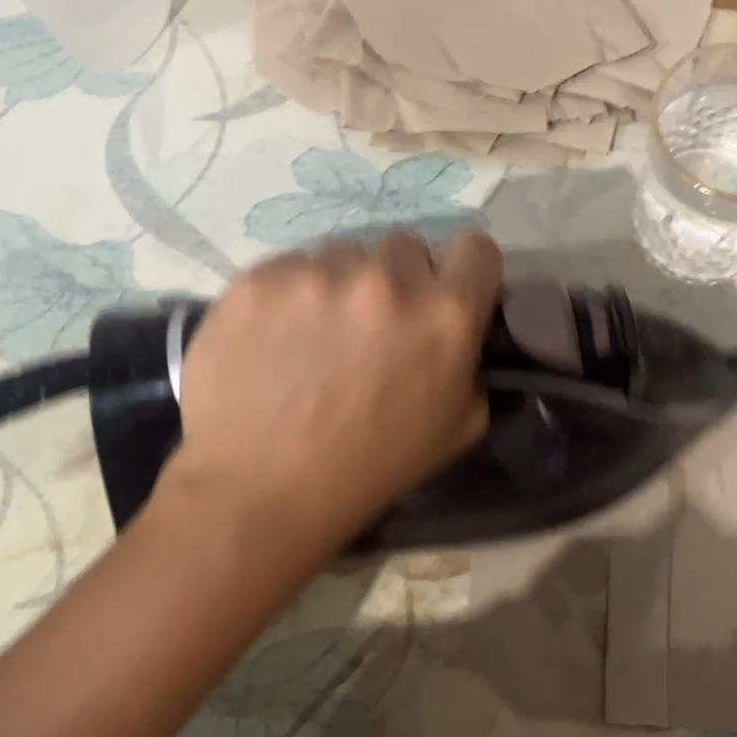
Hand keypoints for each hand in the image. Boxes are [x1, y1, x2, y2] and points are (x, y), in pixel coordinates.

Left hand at [162, 230, 503, 555]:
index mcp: (445, 315)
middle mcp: (387, 279)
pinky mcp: (259, 277)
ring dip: (343, 285)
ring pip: (344, 254)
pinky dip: (291, 295)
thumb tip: (463, 342)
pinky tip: (277, 340)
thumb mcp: (458, 431)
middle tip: (379, 325)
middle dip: (401, 279)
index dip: (467, 273)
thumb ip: (473, 370)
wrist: (262, 490)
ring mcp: (317, 272)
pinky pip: (290, 268)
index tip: (450, 295)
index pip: (477, 250)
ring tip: (319, 336)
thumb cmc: (372, 469)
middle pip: (407, 246)